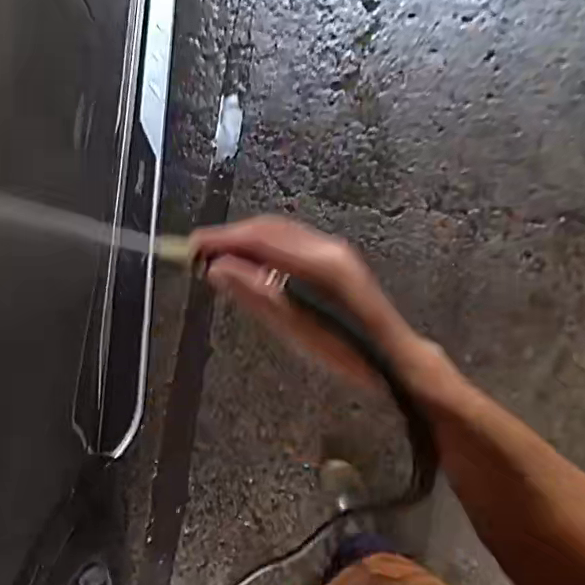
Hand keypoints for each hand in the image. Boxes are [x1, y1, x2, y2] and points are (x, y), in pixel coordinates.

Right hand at [191, 217, 442, 392]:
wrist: (392, 356)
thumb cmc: (348, 352)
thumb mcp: (296, 330)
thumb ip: (256, 294)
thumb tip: (219, 269)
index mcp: (317, 264)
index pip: (258, 238)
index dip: (221, 239)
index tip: (191, 246)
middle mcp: (326, 247)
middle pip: (267, 227)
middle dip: (229, 236)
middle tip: (197, 252)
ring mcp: (333, 249)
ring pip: (277, 230)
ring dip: (245, 238)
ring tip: (216, 257)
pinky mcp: (334, 257)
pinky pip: (290, 239)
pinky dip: (263, 245)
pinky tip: (249, 261)